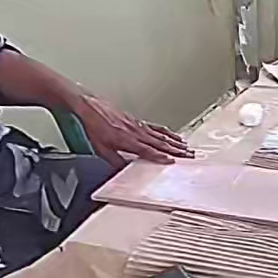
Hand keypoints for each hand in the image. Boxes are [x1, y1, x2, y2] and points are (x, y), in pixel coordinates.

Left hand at [70, 92, 192, 164]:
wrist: (88, 106)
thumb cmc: (92, 126)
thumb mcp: (99, 148)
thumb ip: (114, 160)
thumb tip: (124, 171)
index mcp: (128, 141)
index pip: (149, 151)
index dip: (161, 157)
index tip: (173, 161)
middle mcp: (136, 133)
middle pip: (160, 143)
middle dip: (176, 150)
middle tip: (189, 155)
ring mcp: (139, 126)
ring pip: (161, 135)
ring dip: (175, 142)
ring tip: (186, 147)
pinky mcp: (137, 121)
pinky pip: (156, 128)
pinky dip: (166, 132)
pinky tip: (172, 134)